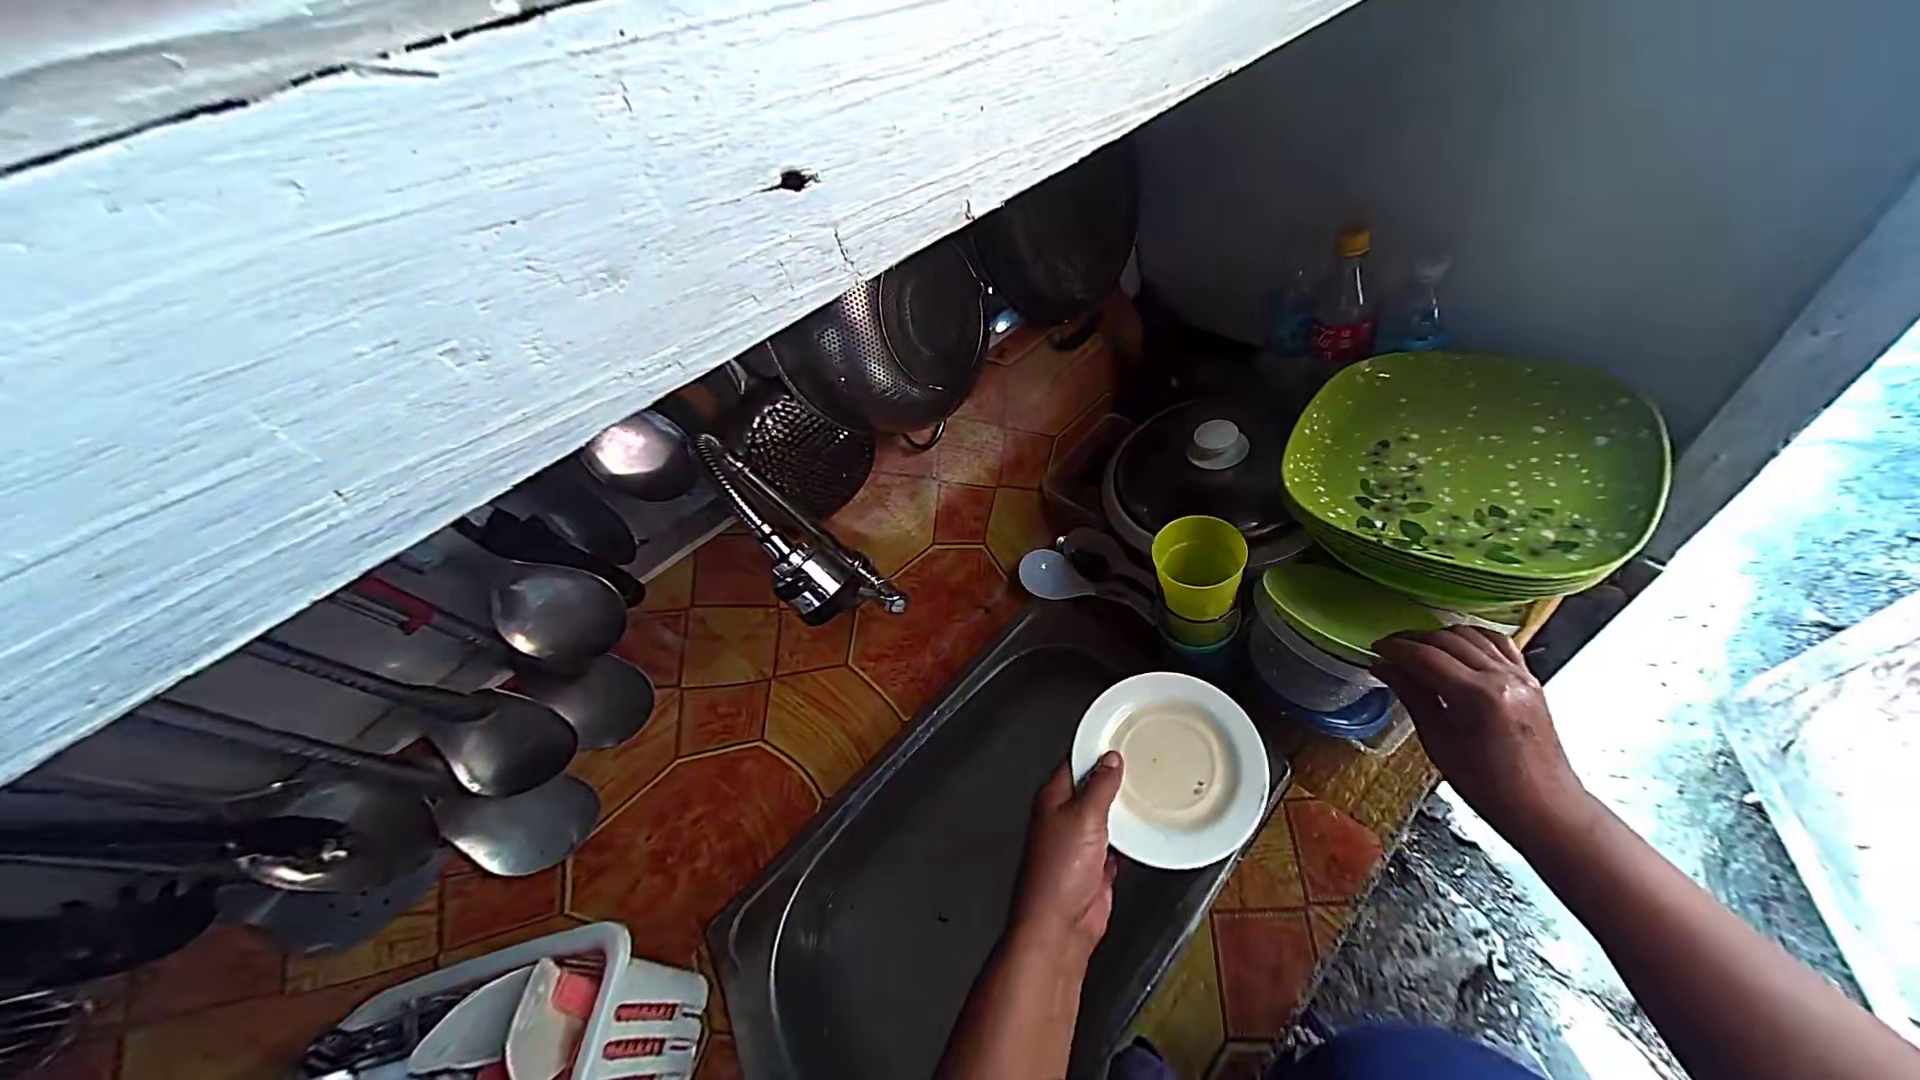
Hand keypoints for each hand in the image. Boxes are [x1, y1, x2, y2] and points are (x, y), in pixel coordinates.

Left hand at [1011, 752, 1123, 958]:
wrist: (1060, 926)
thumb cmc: (1057, 875)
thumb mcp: (1084, 817)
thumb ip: (1099, 787)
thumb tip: (1110, 760)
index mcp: (1052, 798)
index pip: (1075, 763)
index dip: (1095, 751)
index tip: (1116, 739)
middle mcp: (1062, 817)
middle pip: (1091, 788)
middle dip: (1113, 780)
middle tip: (1138, 766)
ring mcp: (1078, 842)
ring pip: (1105, 817)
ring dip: (1122, 811)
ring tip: (1144, 795)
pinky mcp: (1094, 866)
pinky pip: (1115, 845)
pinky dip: (1128, 840)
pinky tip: (1140, 834)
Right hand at [1371, 627, 1589, 841]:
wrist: (1545, 806)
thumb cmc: (1487, 784)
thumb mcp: (1437, 740)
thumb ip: (1412, 695)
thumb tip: (1384, 667)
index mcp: (1477, 696)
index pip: (1425, 656)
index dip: (1395, 648)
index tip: (1375, 648)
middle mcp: (1502, 679)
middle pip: (1446, 640)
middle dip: (1411, 639)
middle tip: (1389, 648)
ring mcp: (1521, 677)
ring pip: (1471, 635)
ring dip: (1439, 635)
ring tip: (1417, 647)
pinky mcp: (1531, 680)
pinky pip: (1498, 644)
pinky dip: (1471, 638)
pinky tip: (1455, 646)